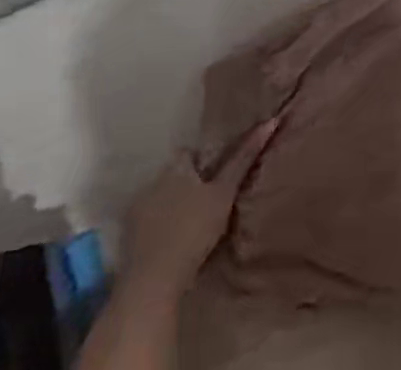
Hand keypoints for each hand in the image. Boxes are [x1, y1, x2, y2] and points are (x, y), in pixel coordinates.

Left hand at [118, 119, 277, 299]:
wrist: (155, 279)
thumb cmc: (195, 228)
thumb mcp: (226, 191)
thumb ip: (244, 158)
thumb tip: (271, 120)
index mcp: (173, 170)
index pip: (189, 152)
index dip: (206, 158)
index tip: (222, 170)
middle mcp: (151, 185)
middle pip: (175, 174)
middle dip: (191, 180)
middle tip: (215, 194)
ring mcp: (136, 212)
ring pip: (162, 196)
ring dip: (176, 201)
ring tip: (198, 216)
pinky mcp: (129, 238)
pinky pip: (151, 219)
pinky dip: (164, 222)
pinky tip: (178, 235)